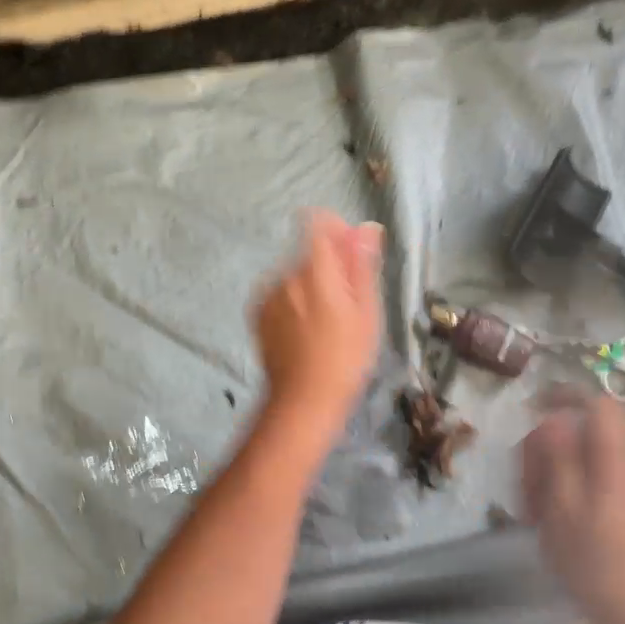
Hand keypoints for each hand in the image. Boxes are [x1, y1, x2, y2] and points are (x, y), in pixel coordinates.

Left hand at [253, 210, 383, 421]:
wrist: (304, 400)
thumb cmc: (346, 357)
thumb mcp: (366, 311)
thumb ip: (362, 265)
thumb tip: (366, 227)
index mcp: (314, 269)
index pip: (318, 223)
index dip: (337, 231)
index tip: (351, 255)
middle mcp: (284, 274)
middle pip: (308, 252)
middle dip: (328, 268)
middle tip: (347, 304)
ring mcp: (267, 295)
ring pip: (294, 275)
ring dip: (310, 287)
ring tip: (326, 325)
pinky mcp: (258, 314)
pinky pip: (281, 295)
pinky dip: (294, 303)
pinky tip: (306, 333)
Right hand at [521, 394, 624, 623]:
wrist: (617, 599)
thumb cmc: (586, 553)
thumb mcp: (562, 502)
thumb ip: (559, 454)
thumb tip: (553, 417)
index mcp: (612, 458)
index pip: (598, 404)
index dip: (566, 396)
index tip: (533, 408)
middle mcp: (619, 462)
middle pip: (579, 429)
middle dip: (544, 445)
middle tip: (523, 477)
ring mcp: (616, 480)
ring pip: (575, 453)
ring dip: (545, 469)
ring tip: (528, 503)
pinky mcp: (610, 498)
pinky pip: (578, 474)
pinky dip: (555, 485)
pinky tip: (539, 512)